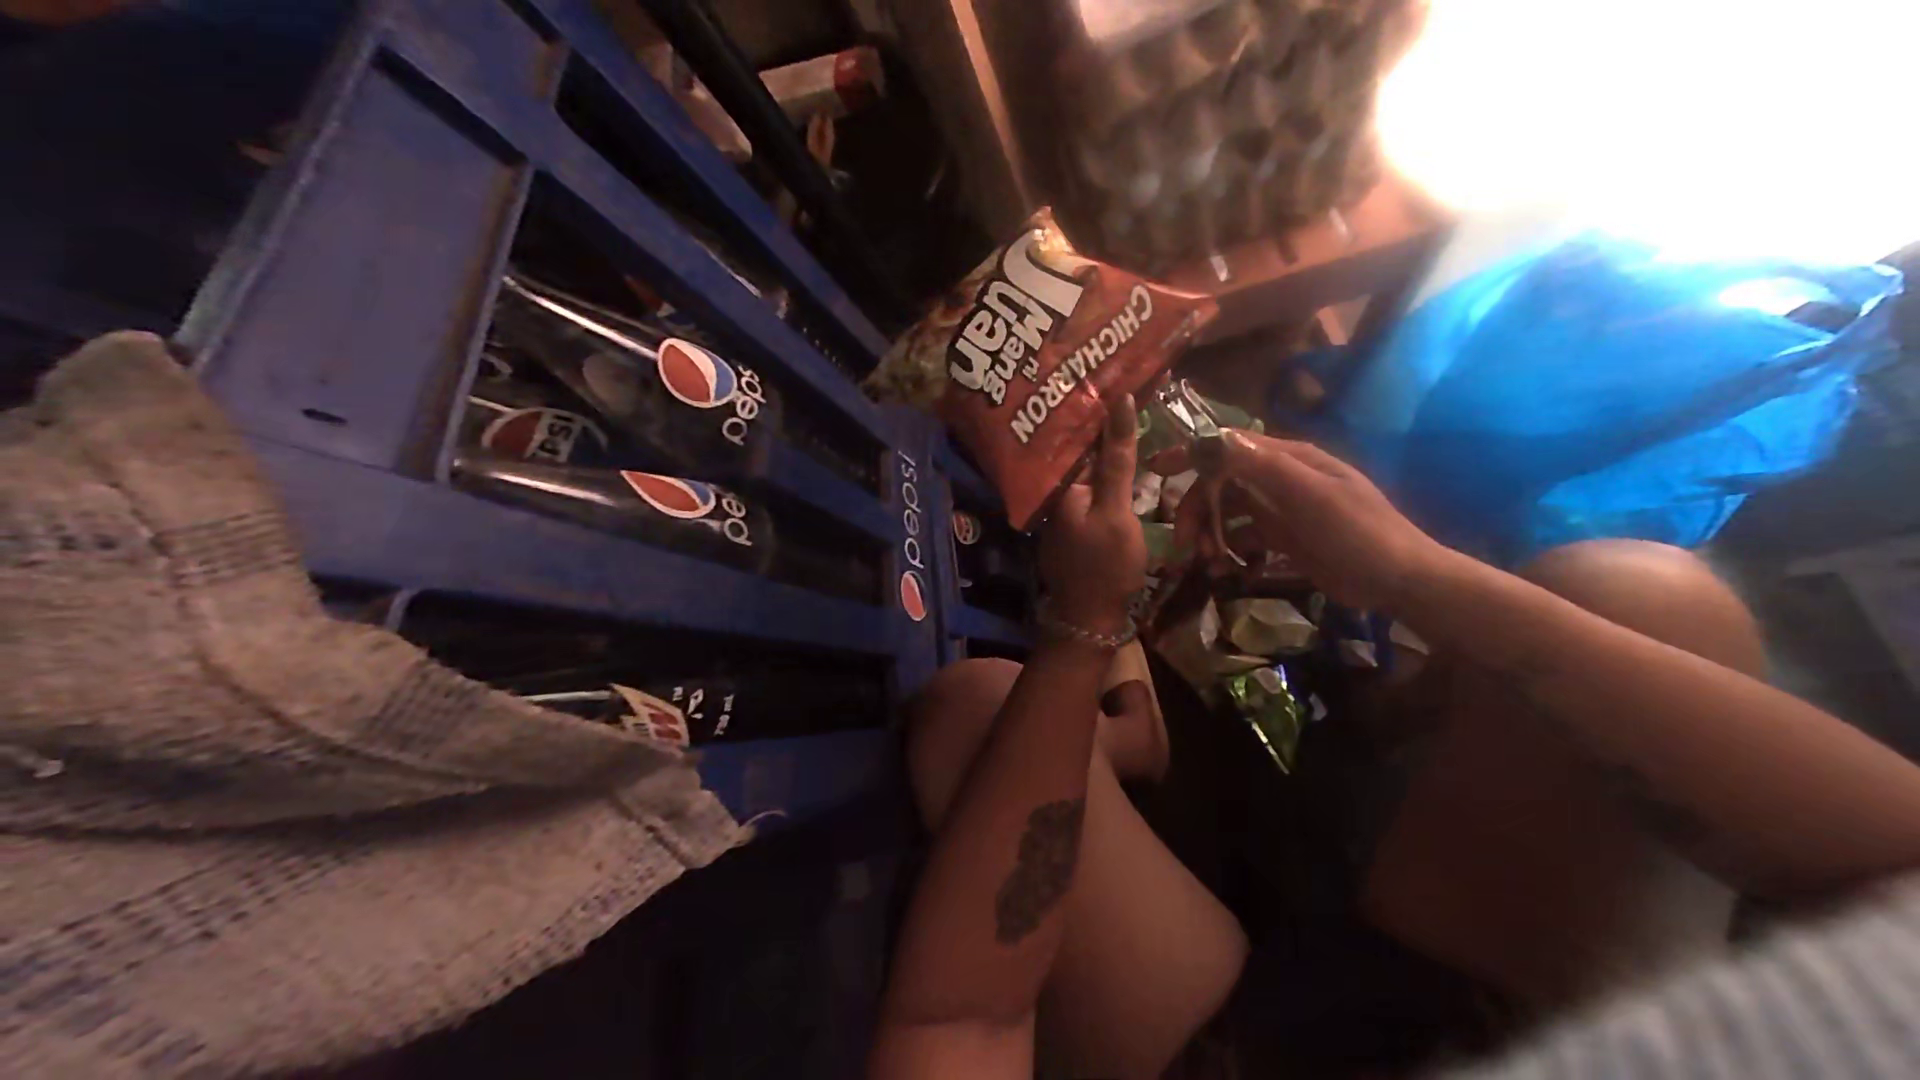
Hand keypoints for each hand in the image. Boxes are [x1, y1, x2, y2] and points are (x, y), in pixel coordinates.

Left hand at [1038, 395, 1145, 634]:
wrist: (1091, 620)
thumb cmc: (1106, 566)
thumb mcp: (1116, 510)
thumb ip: (1116, 461)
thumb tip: (1120, 403)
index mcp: (1060, 486)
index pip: (1080, 434)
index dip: (1103, 406)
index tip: (1125, 377)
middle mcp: (1057, 494)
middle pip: (1083, 449)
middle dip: (1106, 421)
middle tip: (1135, 384)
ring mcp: (1065, 511)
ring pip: (1090, 469)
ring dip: (1110, 445)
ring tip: (1136, 410)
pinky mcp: (1076, 526)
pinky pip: (1094, 488)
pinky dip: (1110, 473)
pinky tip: (1129, 460)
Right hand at [1158, 431, 1447, 610]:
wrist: (1399, 580)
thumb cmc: (1358, 533)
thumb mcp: (1312, 497)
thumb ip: (1264, 468)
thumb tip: (1215, 439)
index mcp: (1288, 459)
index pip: (1228, 445)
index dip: (1191, 453)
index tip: (1157, 469)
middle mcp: (1279, 478)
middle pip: (1220, 483)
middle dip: (1197, 509)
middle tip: (1184, 543)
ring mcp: (1280, 508)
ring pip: (1227, 511)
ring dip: (1209, 533)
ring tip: (1206, 562)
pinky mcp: (1281, 536)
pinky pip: (1241, 536)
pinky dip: (1227, 549)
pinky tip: (1225, 569)